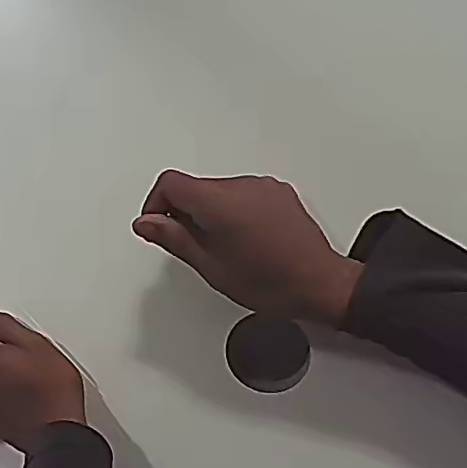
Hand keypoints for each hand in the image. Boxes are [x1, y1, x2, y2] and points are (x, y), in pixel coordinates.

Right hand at [133, 170, 361, 325]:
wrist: (319, 284)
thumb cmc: (272, 282)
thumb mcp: (209, 265)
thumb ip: (173, 238)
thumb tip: (147, 223)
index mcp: (220, 202)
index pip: (171, 183)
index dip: (155, 204)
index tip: (157, 225)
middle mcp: (242, 187)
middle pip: (194, 186)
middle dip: (183, 212)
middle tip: (191, 246)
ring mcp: (263, 188)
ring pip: (217, 191)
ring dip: (209, 213)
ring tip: (222, 248)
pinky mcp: (277, 193)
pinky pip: (241, 194)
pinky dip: (232, 211)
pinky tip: (242, 240)